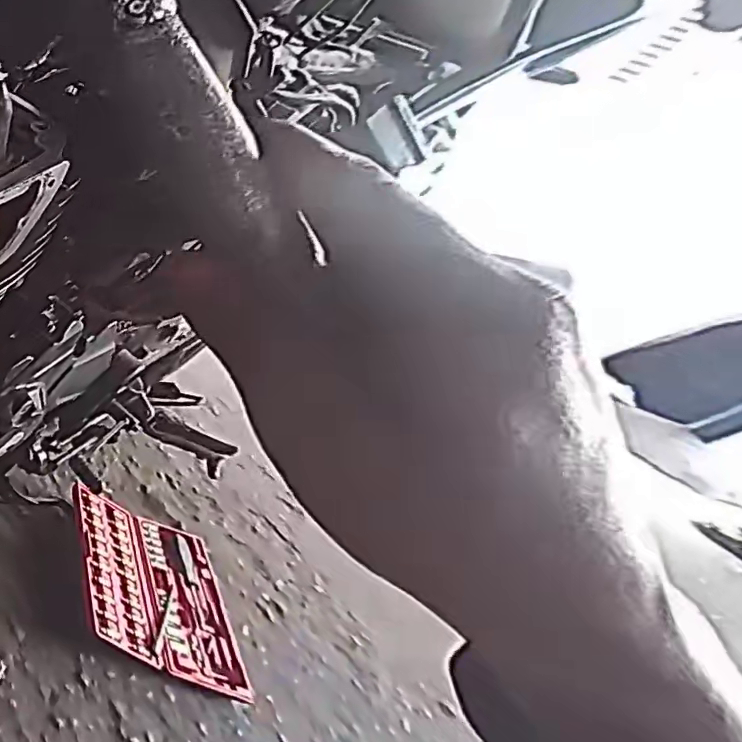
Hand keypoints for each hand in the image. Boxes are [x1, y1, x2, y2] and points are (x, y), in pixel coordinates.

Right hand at [149, 120, 741, 741]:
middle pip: (366, 209)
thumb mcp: (305, 420)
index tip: (202, 148)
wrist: (561, 593)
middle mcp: (505, 268)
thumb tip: (180, 264)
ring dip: (318, 253)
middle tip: (209, 245)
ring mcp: (527, 289)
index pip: (341, 183)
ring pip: (391, 240)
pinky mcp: (528, 315)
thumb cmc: (423, 514)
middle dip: (280, 218)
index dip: (264, 157)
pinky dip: (359, 280)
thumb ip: (243, 327)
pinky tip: (328, 328)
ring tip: (260, 296)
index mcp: (453, 290)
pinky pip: (421, 271)